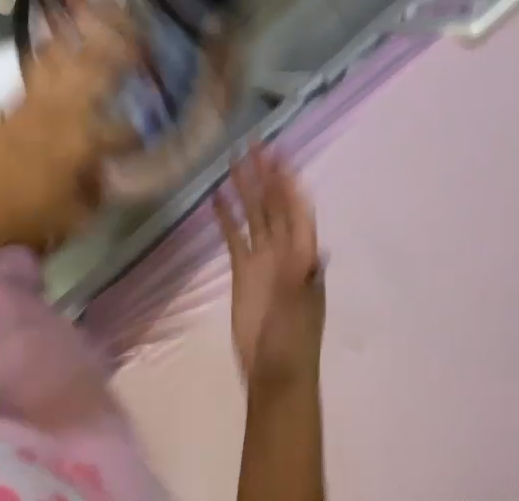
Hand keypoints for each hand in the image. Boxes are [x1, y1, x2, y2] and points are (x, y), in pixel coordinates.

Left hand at [0, 5, 137, 252]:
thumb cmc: (20, 218)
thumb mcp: (72, 219)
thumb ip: (96, 193)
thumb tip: (109, 175)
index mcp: (83, 141)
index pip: (124, 131)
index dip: (138, 133)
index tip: (145, 134)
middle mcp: (63, 110)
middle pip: (98, 67)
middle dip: (122, 43)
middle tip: (140, 23)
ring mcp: (37, 99)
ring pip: (67, 56)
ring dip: (87, 32)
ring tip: (104, 7)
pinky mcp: (15, 99)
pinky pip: (40, 65)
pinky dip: (54, 47)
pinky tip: (60, 35)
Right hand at [214, 152, 325, 390]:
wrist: (274, 374)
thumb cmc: (293, 338)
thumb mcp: (298, 303)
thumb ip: (297, 271)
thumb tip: (299, 240)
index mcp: (303, 253)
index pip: (296, 208)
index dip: (287, 180)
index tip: (277, 152)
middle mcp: (284, 249)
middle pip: (274, 204)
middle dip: (265, 175)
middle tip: (252, 143)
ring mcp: (262, 259)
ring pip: (254, 215)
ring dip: (245, 188)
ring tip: (232, 160)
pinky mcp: (242, 271)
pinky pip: (234, 236)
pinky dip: (226, 217)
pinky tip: (215, 197)